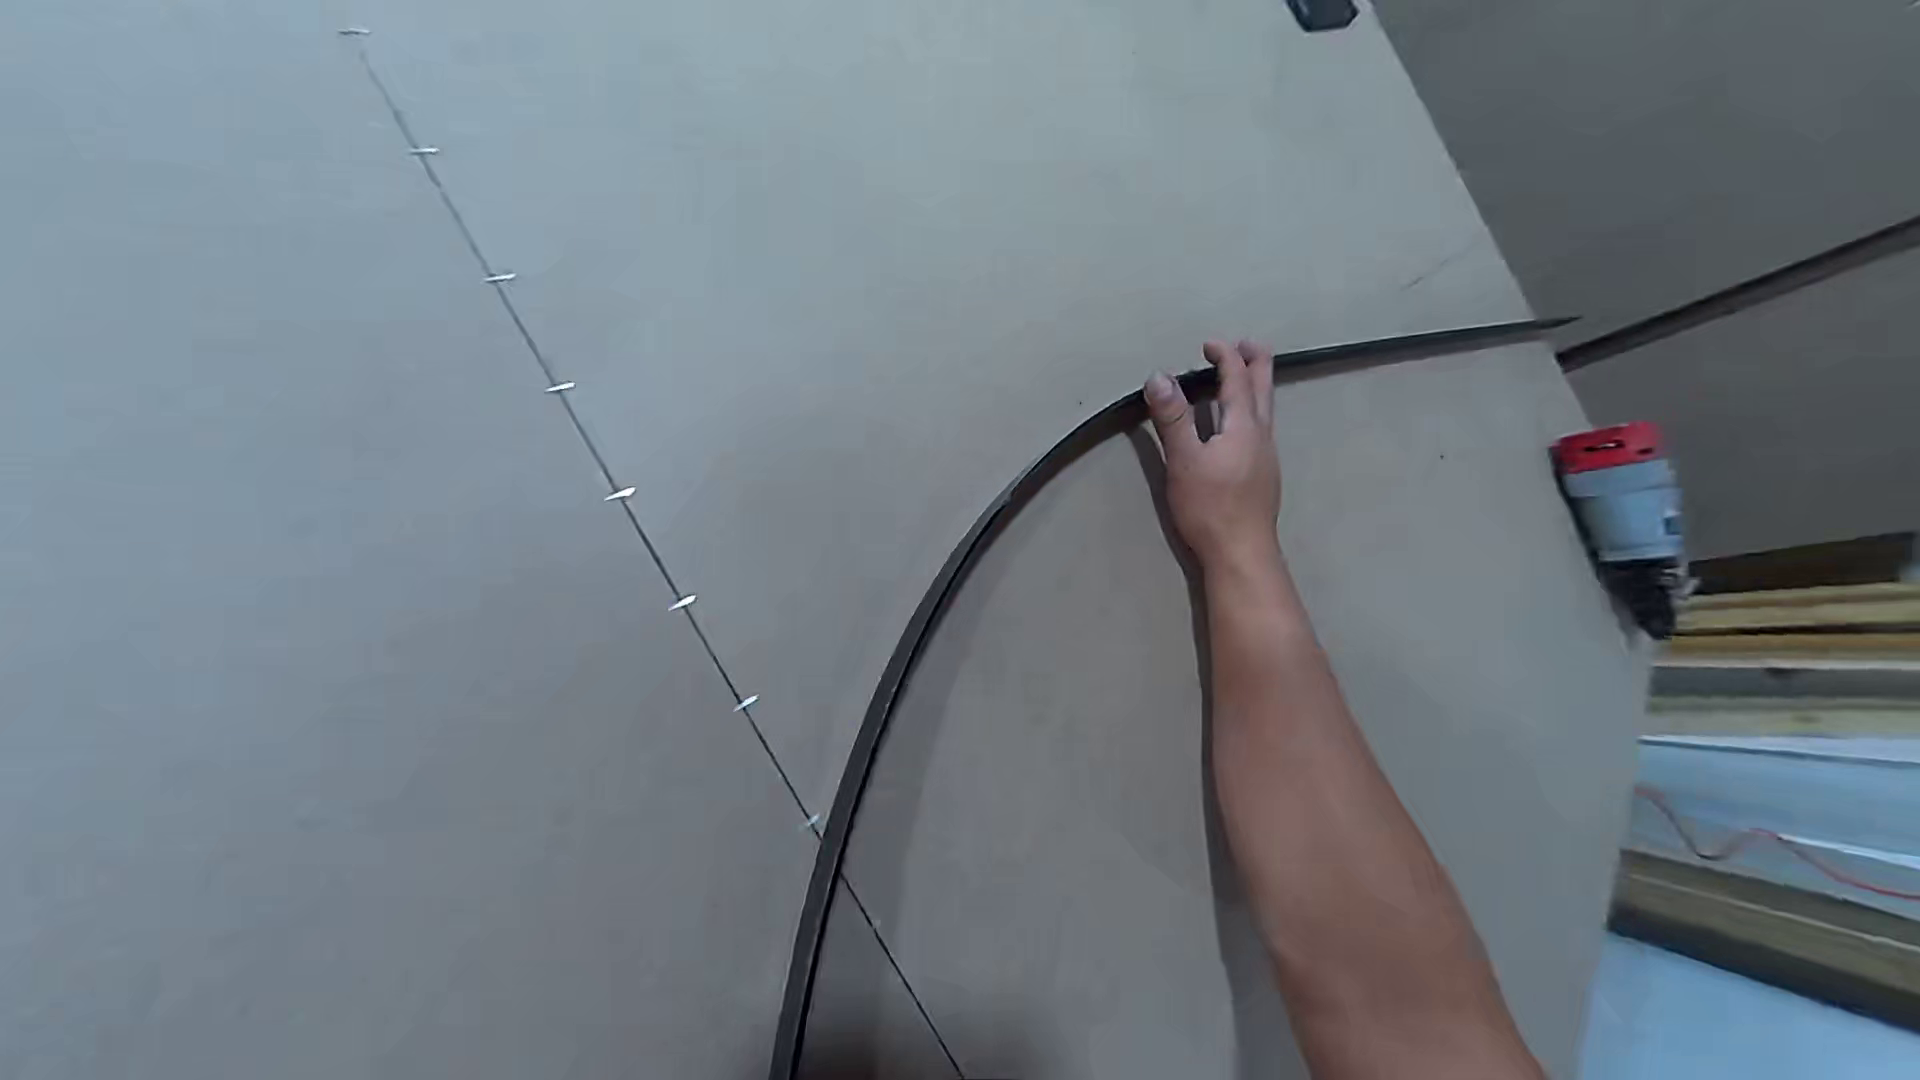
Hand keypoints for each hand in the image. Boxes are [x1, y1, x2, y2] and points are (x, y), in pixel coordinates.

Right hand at [1143, 340, 1280, 576]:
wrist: (1241, 552)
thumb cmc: (1210, 506)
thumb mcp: (1183, 460)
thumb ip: (1172, 419)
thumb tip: (1158, 376)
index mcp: (1244, 426)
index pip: (1237, 380)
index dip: (1225, 356)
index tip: (1209, 344)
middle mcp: (1262, 435)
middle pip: (1263, 389)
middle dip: (1254, 362)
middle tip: (1243, 345)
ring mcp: (1266, 457)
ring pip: (1266, 409)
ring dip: (1255, 386)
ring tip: (1244, 377)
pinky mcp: (1263, 475)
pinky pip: (1261, 428)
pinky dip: (1252, 410)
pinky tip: (1240, 427)